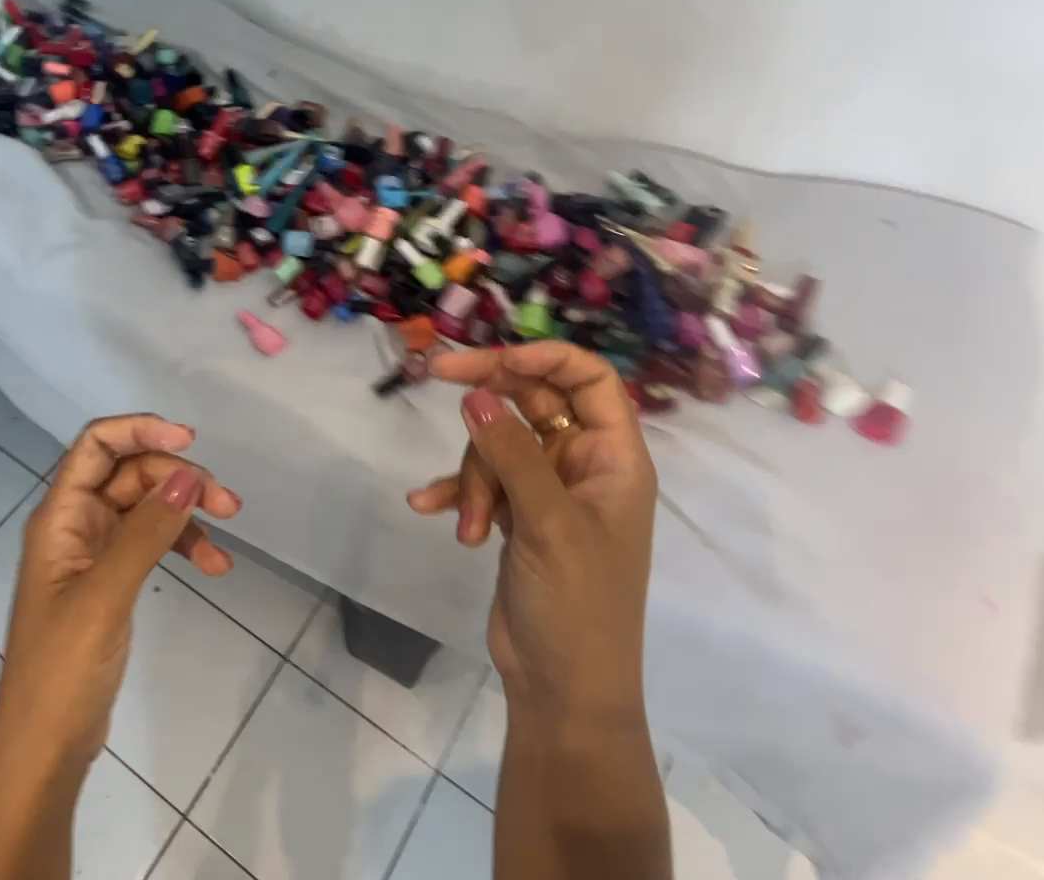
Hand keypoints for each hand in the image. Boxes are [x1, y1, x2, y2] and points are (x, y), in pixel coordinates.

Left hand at [0, 414, 240, 761]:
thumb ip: (146, 532)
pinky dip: (182, 546)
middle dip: (178, 478)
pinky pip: (151, 544)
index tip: (190, 441)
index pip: (96, 446)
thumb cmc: (62, 667)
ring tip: (228, 531)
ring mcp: (94, 554)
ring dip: (187, 513)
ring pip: (146, 508)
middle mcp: (75, 525)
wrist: (45, 744)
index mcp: (59, 516)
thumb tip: (187, 478)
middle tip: (228, 504)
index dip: (140, 429)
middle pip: (130, 474)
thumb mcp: (105, 594)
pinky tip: (215, 566)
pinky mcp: (112, 581)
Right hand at [406, 343, 657, 720]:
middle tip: (438, 374)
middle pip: (533, 401)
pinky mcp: (516, 518)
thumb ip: (511, 453)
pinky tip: (429, 509)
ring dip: (474, 479)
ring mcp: (546, 492)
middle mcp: (582, 465)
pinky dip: (457, 495)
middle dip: (489, 399)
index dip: (544, 356)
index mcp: (614, 458)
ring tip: (471, 528)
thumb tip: (475, 394)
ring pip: (497, 446)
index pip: (589, 379)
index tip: (490, 357)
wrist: (562, 686)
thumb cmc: (578, 603)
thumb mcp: (547, 522)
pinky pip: (481, 485)